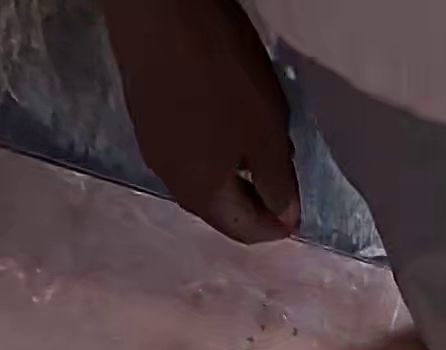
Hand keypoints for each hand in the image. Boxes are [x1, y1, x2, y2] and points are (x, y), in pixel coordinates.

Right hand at [100, 0, 298, 242]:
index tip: (298, 217)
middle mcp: (172, 183)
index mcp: (201, 195)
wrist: (157, 4)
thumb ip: (278, 183)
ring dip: (236, 181)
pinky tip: (231, 133)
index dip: (275, 228)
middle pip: (221, 211)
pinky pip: (189, 154)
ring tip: (263, 159)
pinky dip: (215, 157)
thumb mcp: (265, 134)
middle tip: (284, 188)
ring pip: (204, 182)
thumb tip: (285, 218)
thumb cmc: (220, 74)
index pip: (243, 230)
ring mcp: (154, 150)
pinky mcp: (147, 118)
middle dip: (255, 207)